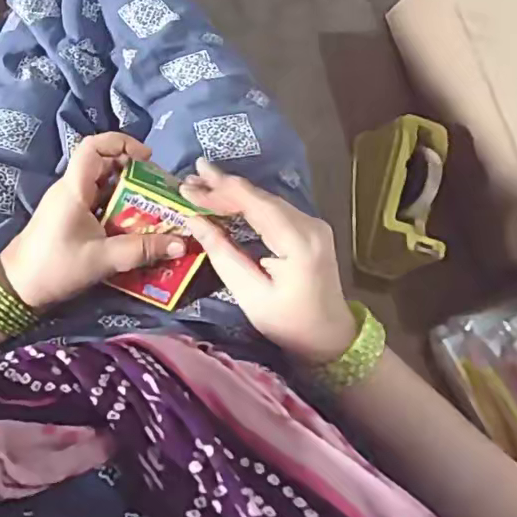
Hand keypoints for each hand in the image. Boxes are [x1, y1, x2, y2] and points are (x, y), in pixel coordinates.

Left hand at [0, 133, 188, 311]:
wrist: (17, 288)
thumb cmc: (55, 267)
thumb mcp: (102, 259)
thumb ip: (142, 250)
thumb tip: (181, 244)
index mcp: (74, 188)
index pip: (94, 146)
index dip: (122, 143)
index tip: (147, 158)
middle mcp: (71, 189)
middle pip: (104, 164)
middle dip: (133, 171)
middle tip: (158, 189)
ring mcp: (69, 203)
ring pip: (103, 185)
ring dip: (128, 192)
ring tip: (153, 208)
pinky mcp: (70, 218)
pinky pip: (98, 203)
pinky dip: (118, 208)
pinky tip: (135, 226)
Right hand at [179, 159, 357, 363]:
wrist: (331, 337)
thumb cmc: (289, 323)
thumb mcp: (249, 294)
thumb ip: (222, 254)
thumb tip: (195, 220)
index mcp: (297, 242)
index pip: (253, 204)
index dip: (217, 192)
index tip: (186, 187)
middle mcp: (309, 224)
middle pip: (259, 196)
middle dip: (222, 186)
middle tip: (189, 178)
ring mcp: (312, 224)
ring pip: (265, 199)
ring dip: (232, 192)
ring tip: (200, 185)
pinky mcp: (309, 229)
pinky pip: (273, 208)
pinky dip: (246, 202)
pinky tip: (226, 198)